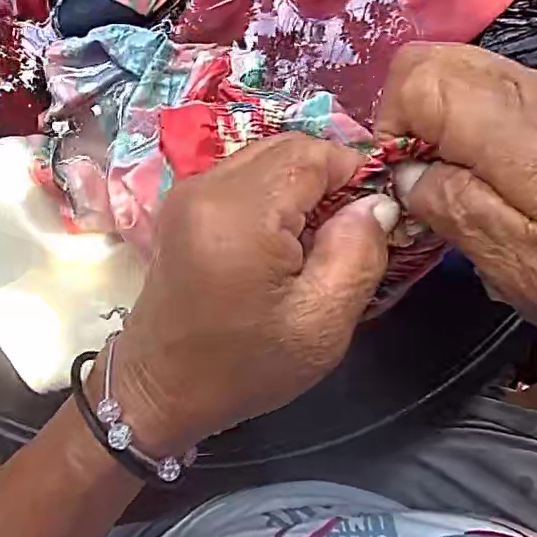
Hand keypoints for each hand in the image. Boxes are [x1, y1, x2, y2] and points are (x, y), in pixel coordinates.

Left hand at [103, 133, 398, 452]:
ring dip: (301, 186)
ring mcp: (188, 190)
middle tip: (347, 228)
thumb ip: (359, 254)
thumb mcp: (321, 324)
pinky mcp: (182, 203)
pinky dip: (274, 194)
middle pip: (288, 148)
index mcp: (240, 213)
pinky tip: (280, 238)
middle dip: (329, 177)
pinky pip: (244, 175)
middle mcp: (206, 185)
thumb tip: (375, 203)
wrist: (160, 388)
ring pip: (266, 157)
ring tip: (314, 238)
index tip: (373, 214)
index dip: (354, 173)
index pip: (313, 154)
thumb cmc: (242, 366)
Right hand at [375, 42, 536, 342]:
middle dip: (402, 115)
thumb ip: (453, 209)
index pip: (424, 81)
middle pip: (430, 59)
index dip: (391, 125)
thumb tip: (405, 172)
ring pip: (449, 64)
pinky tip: (466, 162)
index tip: (400, 177)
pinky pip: (475, 81)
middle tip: (416, 174)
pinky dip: (450, 115)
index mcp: (531, 137)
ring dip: (425, 115)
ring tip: (440, 172)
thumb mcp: (518, 268)